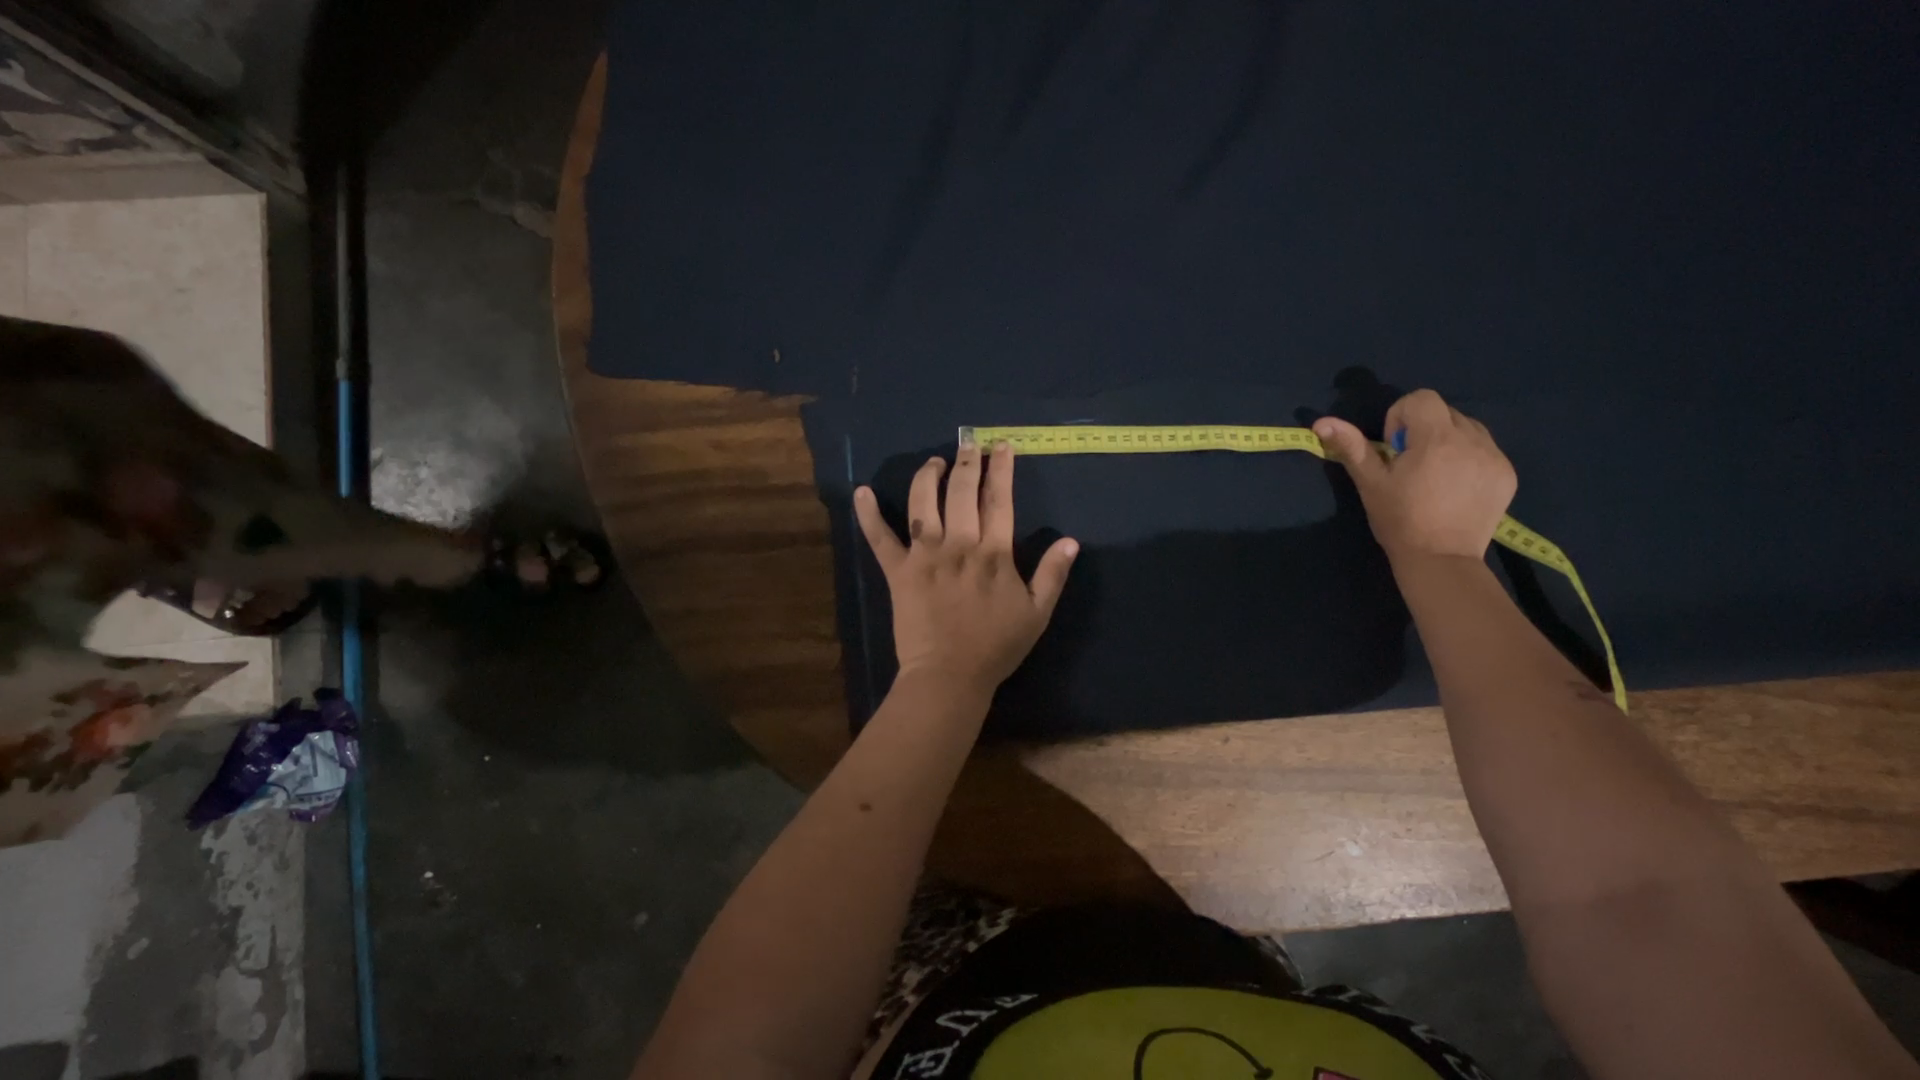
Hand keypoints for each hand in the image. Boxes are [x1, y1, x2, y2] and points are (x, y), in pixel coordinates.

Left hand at [854, 439, 1077, 693]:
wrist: (949, 675)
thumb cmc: (996, 647)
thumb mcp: (1037, 614)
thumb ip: (1052, 575)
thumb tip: (1070, 541)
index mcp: (995, 553)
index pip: (999, 500)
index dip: (1001, 469)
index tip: (1001, 447)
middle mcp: (960, 545)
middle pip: (961, 492)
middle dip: (967, 462)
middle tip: (969, 443)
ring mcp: (926, 555)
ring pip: (923, 504)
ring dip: (927, 477)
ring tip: (932, 462)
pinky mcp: (898, 572)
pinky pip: (881, 539)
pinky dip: (869, 515)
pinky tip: (861, 492)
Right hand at [1313, 389, 1516, 560]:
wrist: (1441, 560)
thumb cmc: (1400, 521)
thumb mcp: (1371, 483)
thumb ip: (1351, 447)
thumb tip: (1322, 422)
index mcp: (1436, 438)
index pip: (1421, 399)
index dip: (1401, 417)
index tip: (1395, 448)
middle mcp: (1471, 440)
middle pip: (1444, 411)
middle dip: (1424, 429)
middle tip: (1413, 465)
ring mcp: (1494, 457)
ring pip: (1468, 428)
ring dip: (1449, 441)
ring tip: (1436, 475)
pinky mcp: (1507, 474)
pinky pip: (1486, 450)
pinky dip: (1469, 459)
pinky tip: (1456, 488)